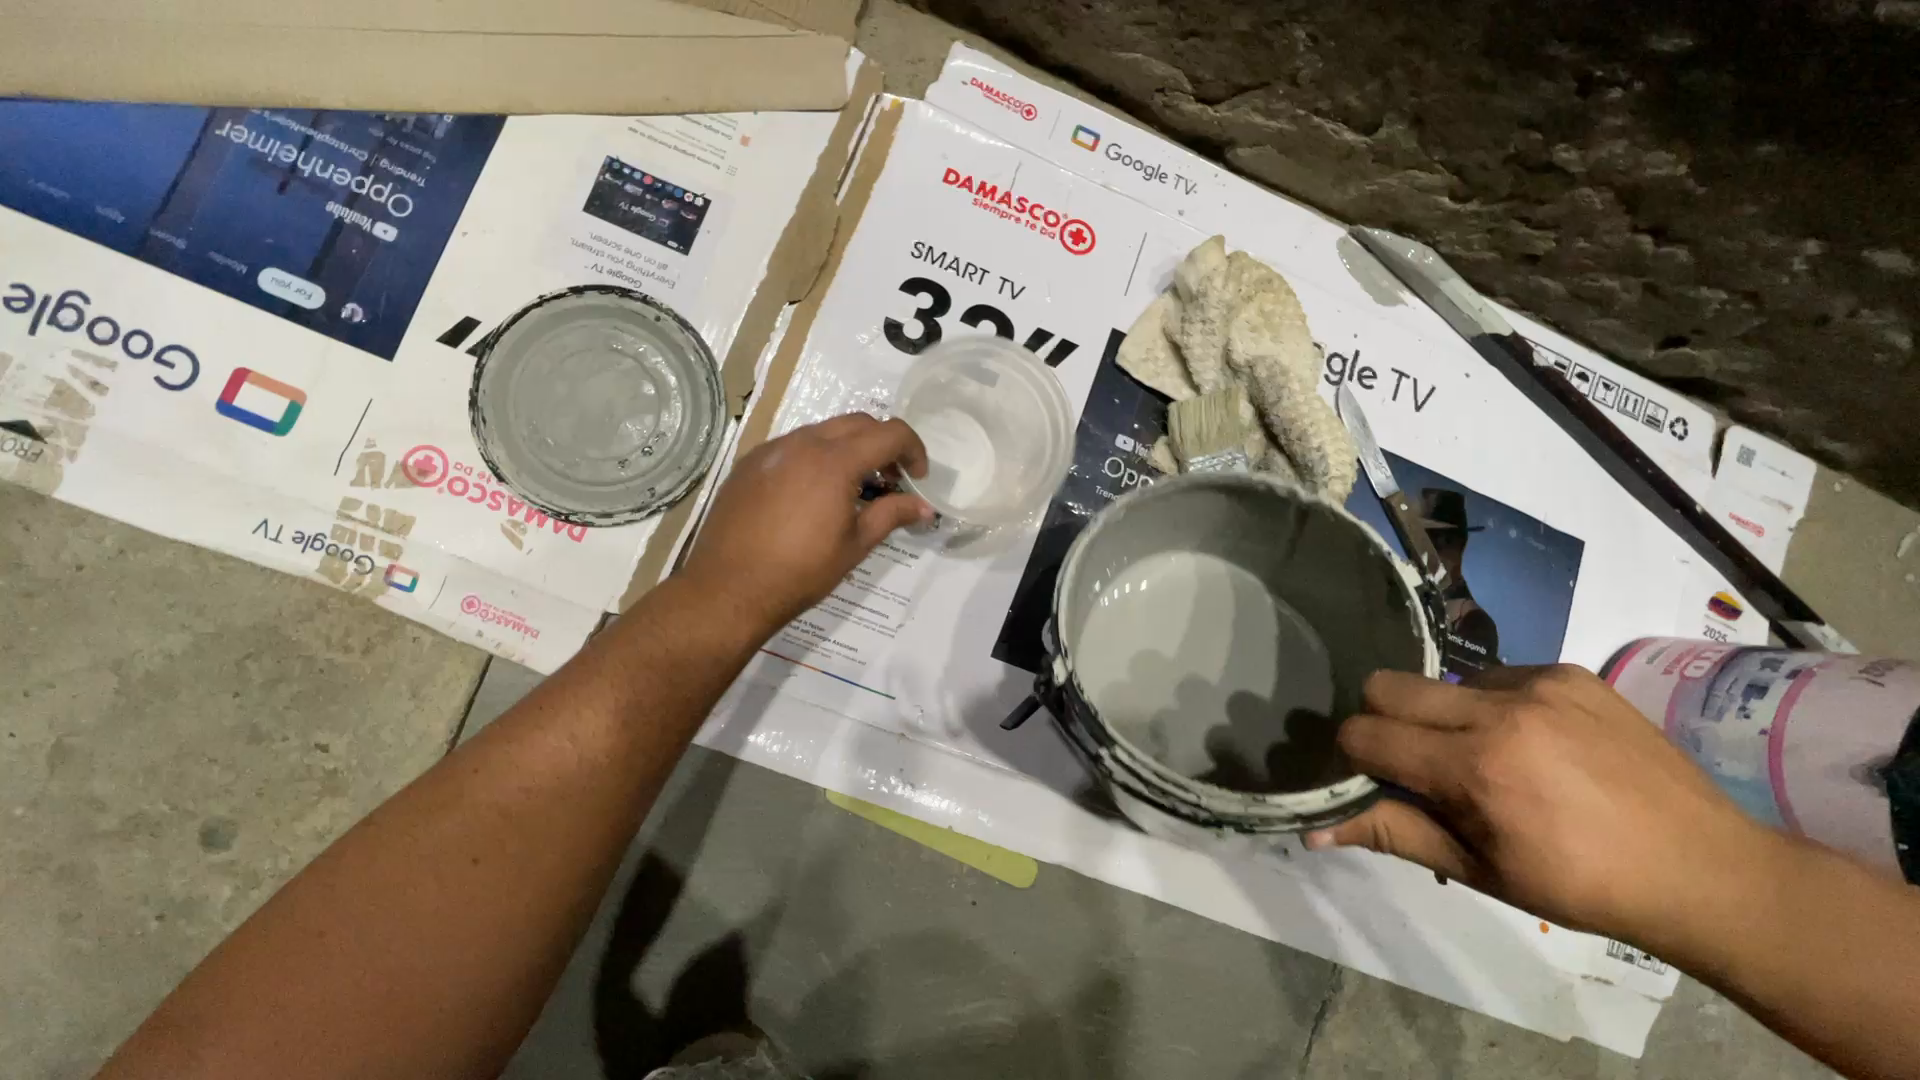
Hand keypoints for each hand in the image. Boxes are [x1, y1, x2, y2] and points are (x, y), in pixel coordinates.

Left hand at [679, 413, 930, 635]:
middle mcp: (803, 443)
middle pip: (857, 423)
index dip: (914, 450)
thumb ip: (892, 515)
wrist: (728, 588)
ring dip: (848, 449)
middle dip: (883, 445)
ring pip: (823, 432)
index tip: (917, 478)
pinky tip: (813, 495)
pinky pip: (792, 446)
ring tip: (853, 488)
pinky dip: (815, 458)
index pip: (890, 434)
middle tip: (891, 480)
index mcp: (835, 461)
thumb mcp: (855, 544)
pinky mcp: (749, 464)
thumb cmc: (801, 571)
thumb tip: (924, 507)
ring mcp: (772, 450)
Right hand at [1307, 665, 1768, 940]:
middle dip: (1382, 721)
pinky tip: (1534, 743)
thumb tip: (1312, 831)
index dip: (1353, 756)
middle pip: (1386, 685)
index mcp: (1474, 768)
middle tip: (1417, 762)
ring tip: (1488, 757)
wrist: (1707, 870)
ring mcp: (1539, 684)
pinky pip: (1496, 676)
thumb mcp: (1479, 870)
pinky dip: (1494, 706)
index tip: (1374, 778)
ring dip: (1442, 715)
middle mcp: (1499, 711)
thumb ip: (1392, 834)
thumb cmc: (1582, 885)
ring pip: (1440, 681)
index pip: (1364, 733)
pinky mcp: (1570, 672)